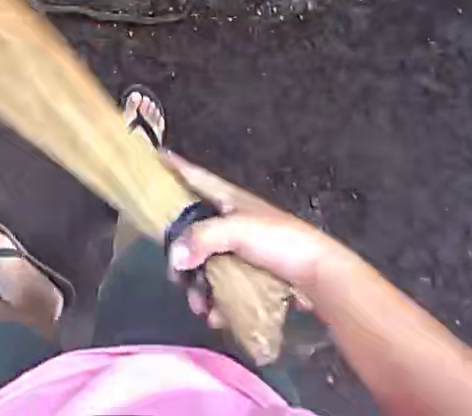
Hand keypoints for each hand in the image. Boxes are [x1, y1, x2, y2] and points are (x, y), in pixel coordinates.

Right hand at [163, 151, 352, 315]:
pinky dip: (215, 300)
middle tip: (177, 276)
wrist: (316, 274)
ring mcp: (238, 246)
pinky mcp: (246, 272)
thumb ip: (203, 238)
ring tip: (202, 306)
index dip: (176, 166)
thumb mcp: (238, 231)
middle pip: (192, 229)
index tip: (155, 156)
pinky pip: (219, 284)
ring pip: (203, 262)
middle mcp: (229, 218)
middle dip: (182, 256)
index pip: (196, 176)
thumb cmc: (277, 240)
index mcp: (227, 198)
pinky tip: (217, 314)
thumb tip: (174, 257)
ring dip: (198, 286)